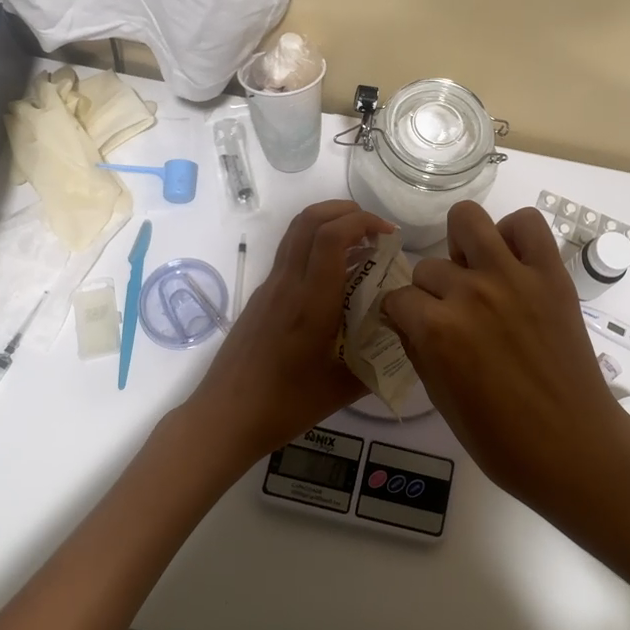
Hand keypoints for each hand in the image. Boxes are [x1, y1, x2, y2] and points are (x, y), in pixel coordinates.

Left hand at [186, 200, 393, 467]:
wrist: (224, 417)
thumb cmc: (284, 405)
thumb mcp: (342, 388)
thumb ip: (378, 361)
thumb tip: (405, 340)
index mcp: (310, 301)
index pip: (332, 236)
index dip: (363, 222)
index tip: (389, 234)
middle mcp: (287, 284)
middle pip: (310, 220)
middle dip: (346, 211)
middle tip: (375, 231)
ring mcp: (270, 288)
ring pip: (296, 233)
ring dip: (329, 225)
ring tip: (359, 246)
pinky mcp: (260, 298)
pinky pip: (290, 256)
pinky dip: (315, 248)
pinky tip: (334, 280)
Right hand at [384, 201, 629, 514]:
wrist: (573, 447)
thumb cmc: (502, 440)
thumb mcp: (441, 400)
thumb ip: (419, 350)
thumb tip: (407, 321)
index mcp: (437, 330)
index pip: (397, 300)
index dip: (403, 317)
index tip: (415, 329)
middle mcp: (470, 293)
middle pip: (429, 267)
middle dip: (433, 291)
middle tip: (454, 314)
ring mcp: (512, 277)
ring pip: (467, 219)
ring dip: (463, 245)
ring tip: (478, 273)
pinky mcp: (550, 273)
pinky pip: (527, 223)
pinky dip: (514, 235)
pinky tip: (513, 263)